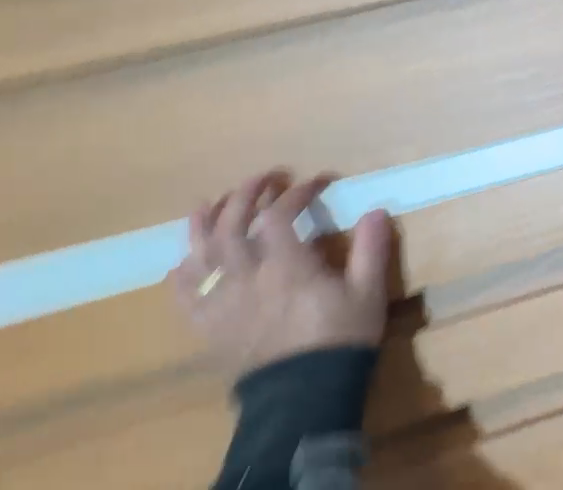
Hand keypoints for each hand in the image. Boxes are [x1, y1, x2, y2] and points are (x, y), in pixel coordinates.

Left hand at [169, 170, 391, 378]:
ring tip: (212, 202)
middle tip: (264, 178)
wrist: (304, 389)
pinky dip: (182, 271)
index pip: (279, 216)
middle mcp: (246, 278)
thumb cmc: (342, 335)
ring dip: (204, 223)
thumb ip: (372, 248)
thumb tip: (376, 210)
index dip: (297, 193)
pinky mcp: (207, 324)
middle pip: (231, 227)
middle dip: (246, 195)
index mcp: (288, 267)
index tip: (319, 181)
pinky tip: (188, 259)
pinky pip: (182, 294)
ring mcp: (220, 302)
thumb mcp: (369, 289)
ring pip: (199, 254)